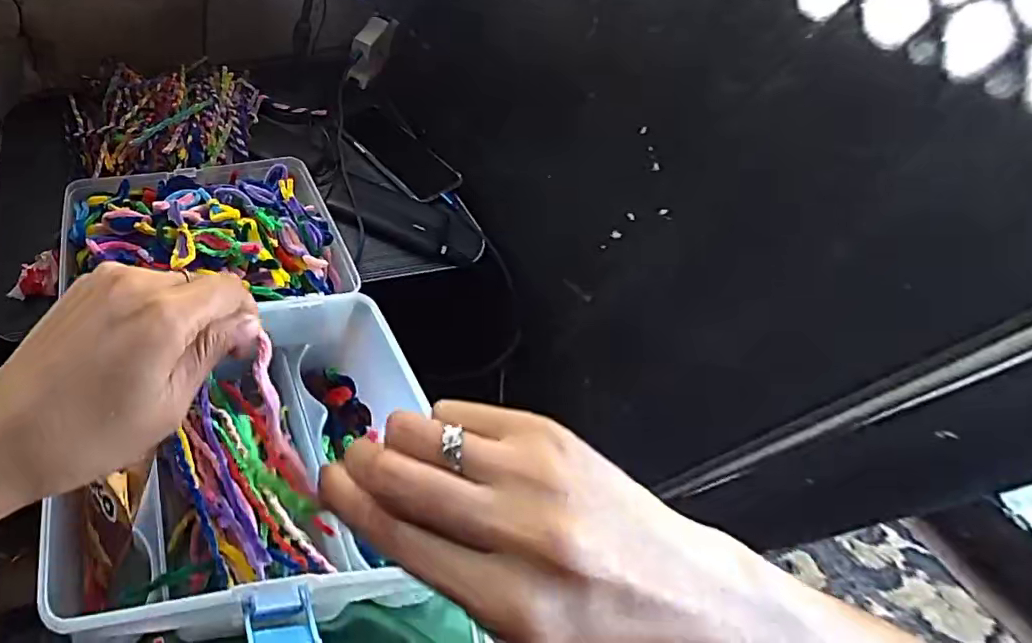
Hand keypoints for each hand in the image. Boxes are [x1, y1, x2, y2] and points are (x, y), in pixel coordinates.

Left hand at [0, 265, 258, 528]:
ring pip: (165, 284)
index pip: (228, 287)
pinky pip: (133, 286)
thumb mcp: (166, 407)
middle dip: (206, 317)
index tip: (235, 349)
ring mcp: (105, 277)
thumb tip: (249, 324)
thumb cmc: (92, 435)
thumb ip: (210, 353)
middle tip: (188, 366)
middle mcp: (137, 281)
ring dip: (173, 313)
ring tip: (146, 361)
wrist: (7, 430)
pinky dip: (143, 308)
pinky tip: (119, 347)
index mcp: (165, 314)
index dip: (243, 314)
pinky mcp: (84, 283)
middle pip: (196, 285)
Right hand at [321, 402, 830, 642]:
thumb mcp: (519, 639)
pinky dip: (441, 429)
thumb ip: (443, 576)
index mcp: (509, 606)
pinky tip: (462, 453)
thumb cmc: (603, 636)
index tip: (323, 481)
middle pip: (394, 471)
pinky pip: (453, 411)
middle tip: (354, 462)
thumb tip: (375, 507)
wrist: (708, 609)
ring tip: (413, 460)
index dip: (345, 500)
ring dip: (397, 441)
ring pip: (415, 428)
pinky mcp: (546, 433)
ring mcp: (533, 473)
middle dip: (357, 462)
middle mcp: (518, 532)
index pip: (394, 533)